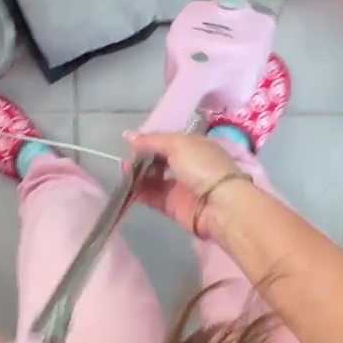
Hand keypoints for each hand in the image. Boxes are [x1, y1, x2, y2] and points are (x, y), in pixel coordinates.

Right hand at [125, 131, 250, 235]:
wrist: (220, 205)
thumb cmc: (202, 166)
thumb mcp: (177, 144)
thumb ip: (151, 141)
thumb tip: (127, 136)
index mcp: (194, 145)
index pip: (167, 140)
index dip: (149, 141)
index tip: (130, 143)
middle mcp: (188, 165)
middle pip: (159, 160)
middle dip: (141, 158)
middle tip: (125, 159)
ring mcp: (181, 186)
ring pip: (154, 179)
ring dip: (138, 175)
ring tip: (123, 172)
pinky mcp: (174, 206)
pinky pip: (153, 197)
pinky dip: (140, 193)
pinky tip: (127, 188)